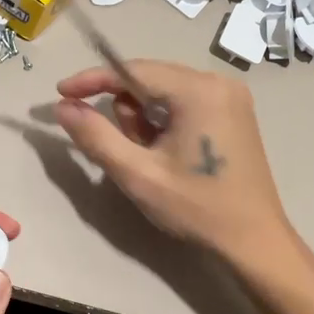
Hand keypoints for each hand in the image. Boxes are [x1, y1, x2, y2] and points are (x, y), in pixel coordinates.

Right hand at [53, 60, 300, 275]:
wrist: (253, 243)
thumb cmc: (196, 207)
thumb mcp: (137, 174)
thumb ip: (96, 136)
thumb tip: (62, 107)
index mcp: (198, 91)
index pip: (133, 71)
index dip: (92, 80)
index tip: (60, 93)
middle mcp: (218, 83)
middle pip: (149, 78)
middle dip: (125, 108)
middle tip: (123, 149)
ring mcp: (230, 97)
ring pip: (164, 92)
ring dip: (144, 119)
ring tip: (148, 157)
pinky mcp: (234, 114)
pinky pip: (183, 103)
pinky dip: (164, 122)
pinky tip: (166, 154)